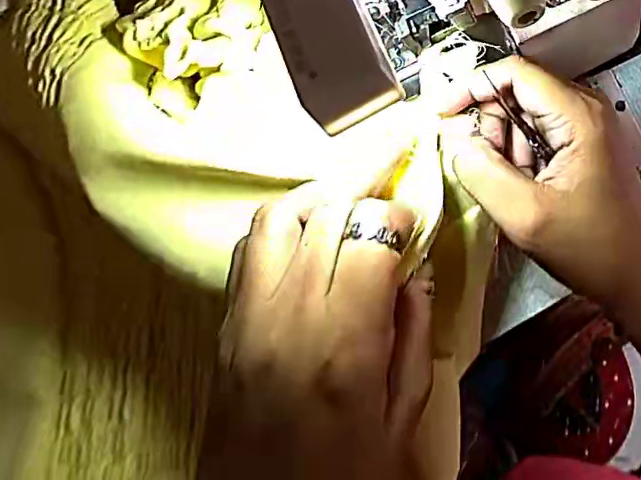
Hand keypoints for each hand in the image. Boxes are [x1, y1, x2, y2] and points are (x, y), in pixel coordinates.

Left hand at [199, 146, 434, 479]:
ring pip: (279, 215)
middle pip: (329, 209)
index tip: (415, 226)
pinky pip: (248, 247)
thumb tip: (416, 269)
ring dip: (321, 197)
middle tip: (390, 194)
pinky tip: (309, 236)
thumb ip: (416, 331)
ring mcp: (247, 319)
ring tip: (350, 202)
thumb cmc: (344, 479)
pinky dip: (283, 225)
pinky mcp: (224, 327)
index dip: (401, 215)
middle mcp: (289, 316)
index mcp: (343, 341)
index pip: (373, 229)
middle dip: (369, 189)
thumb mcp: (403, 415)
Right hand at [429, 56, 640, 312]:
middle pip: (517, 90)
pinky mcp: (583, 140)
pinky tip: (526, 187)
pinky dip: (519, 155)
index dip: (473, 85)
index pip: (515, 72)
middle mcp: (584, 106)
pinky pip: (536, 132)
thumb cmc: (595, 247)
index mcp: (578, 113)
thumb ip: (484, 174)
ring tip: (513, 186)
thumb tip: (455, 141)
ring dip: (504, 145)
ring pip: (523, 112)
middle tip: (484, 168)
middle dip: (490, 125)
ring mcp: (585, 122)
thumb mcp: (528, 217)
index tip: (443, 112)